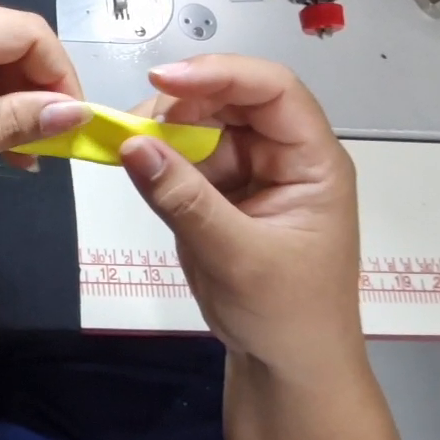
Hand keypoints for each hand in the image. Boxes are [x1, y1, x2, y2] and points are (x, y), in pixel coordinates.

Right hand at [118, 55, 362, 376]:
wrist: (284, 366)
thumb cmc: (284, 314)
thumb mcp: (235, 256)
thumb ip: (183, 199)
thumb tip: (130, 144)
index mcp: (311, 161)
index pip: (272, 91)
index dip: (219, 74)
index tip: (160, 80)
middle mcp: (280, 154)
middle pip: (230, 99)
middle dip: (180, 103)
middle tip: (131, 125)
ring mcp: (247, 170)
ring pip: (200, 123)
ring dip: (162, 128)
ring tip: (129, 147)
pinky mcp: (217, 190)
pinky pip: (182, 155)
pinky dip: (155, 154)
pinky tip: (136, 164)